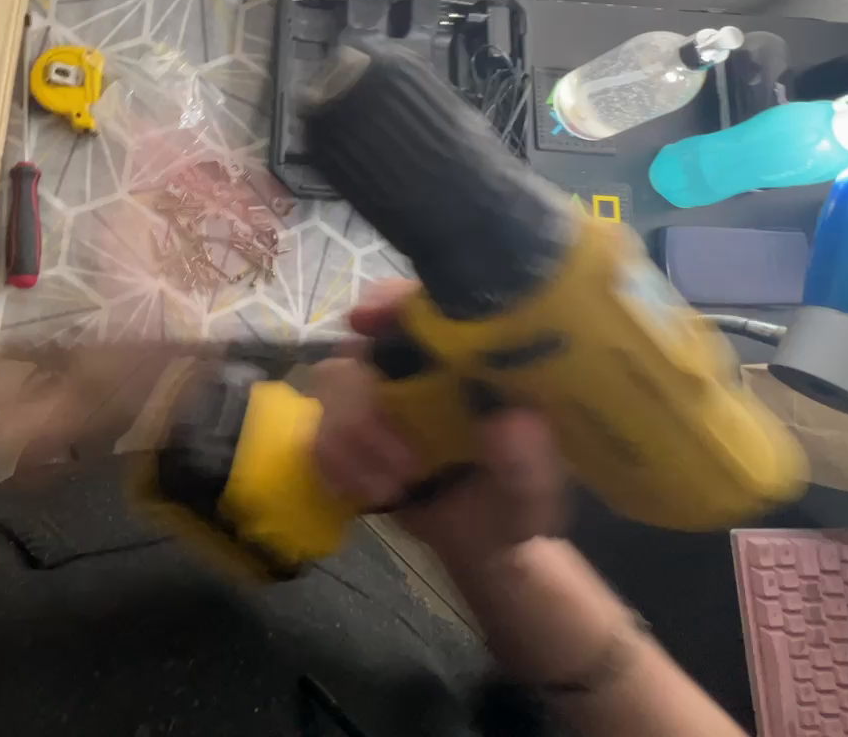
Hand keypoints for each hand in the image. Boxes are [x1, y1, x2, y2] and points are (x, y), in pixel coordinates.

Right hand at [311, 281, 564, 566]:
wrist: (480, 546)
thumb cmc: (513, 501)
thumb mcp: (532, 489)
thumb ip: (526, 461)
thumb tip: (512, 420)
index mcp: (458, 358)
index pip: (418, 305)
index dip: (387, 302)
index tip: (366, 321)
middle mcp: (409, 364)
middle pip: (358, 346)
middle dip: (364, 403)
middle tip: (403, 459)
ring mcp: (373, 396)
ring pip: (331, 386)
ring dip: (352, 439)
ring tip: (395, 484)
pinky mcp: (345, 431)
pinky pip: (315, 431)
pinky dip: (338, 464)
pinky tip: (371, 492)